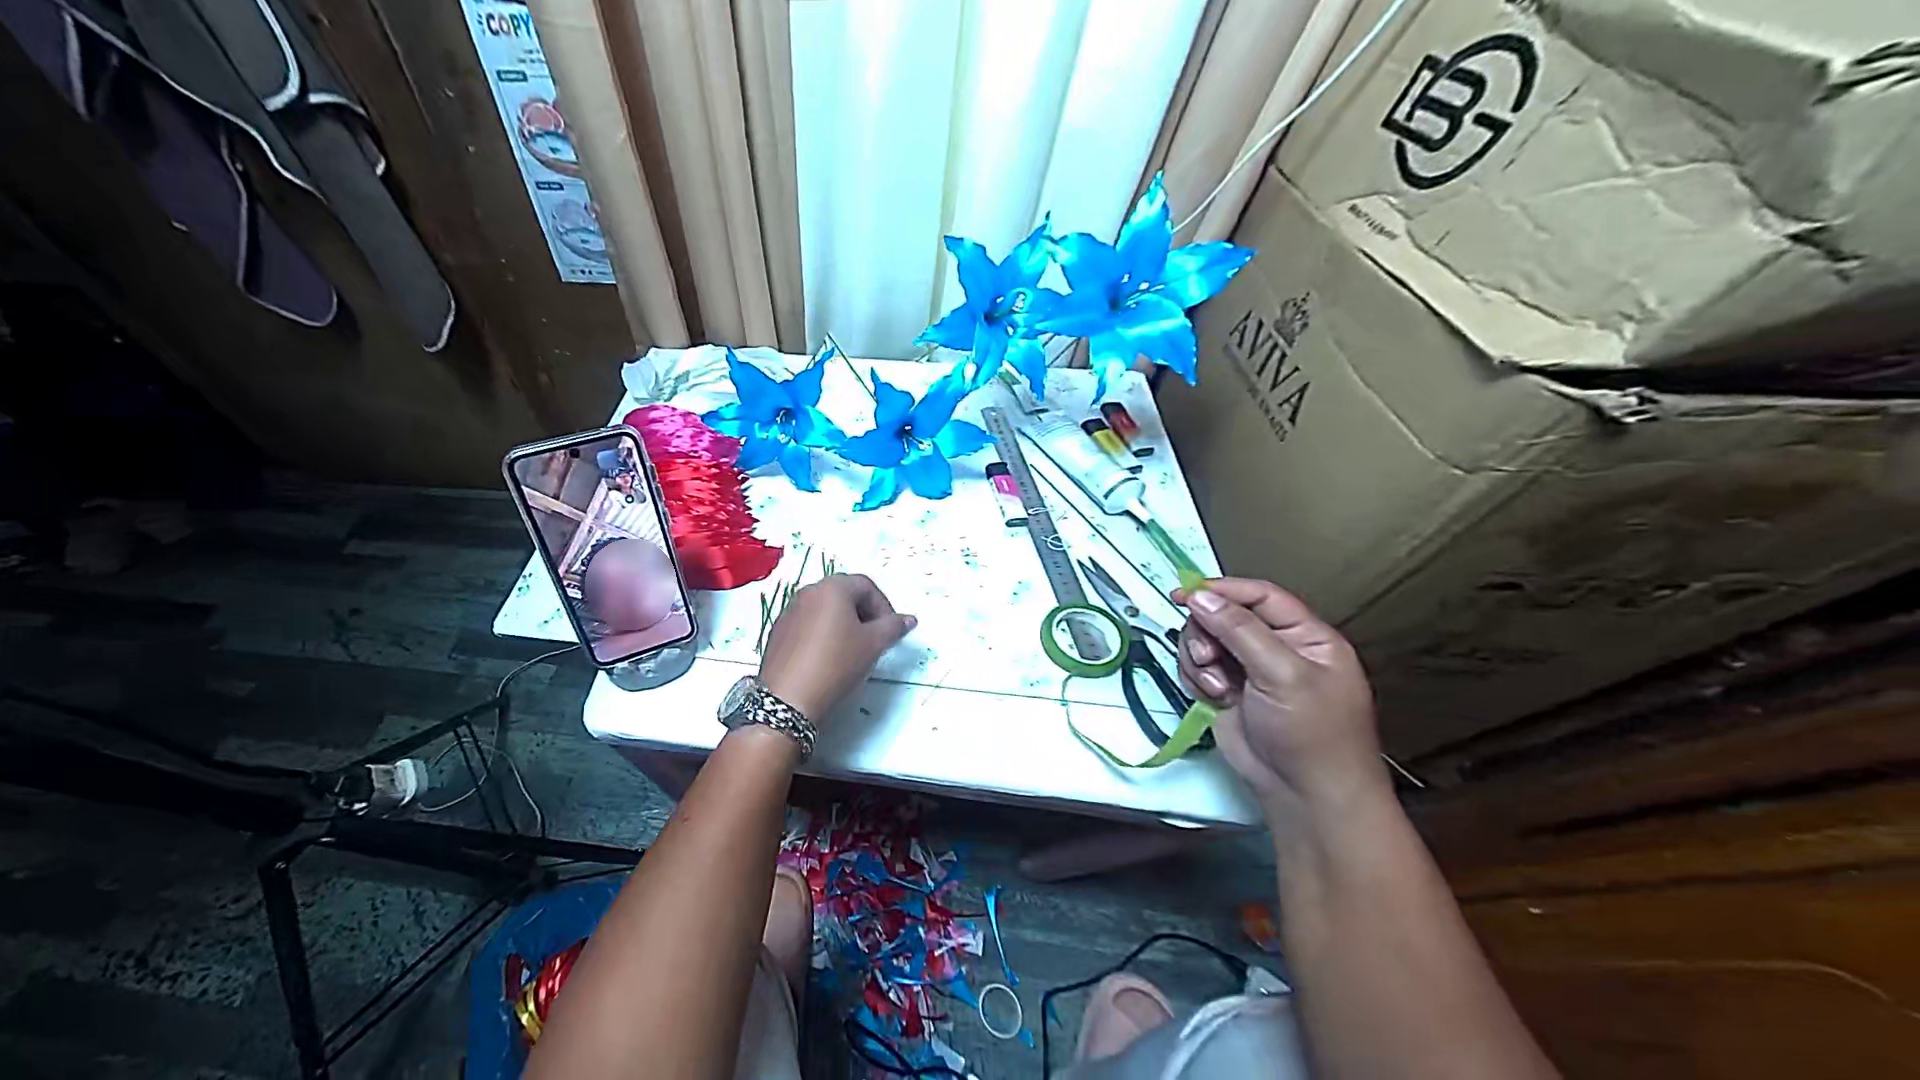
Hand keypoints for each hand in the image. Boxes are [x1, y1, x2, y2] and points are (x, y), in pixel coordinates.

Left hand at [758, 574, 915, 720]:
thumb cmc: (837, 663)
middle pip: (844, 594)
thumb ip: (893, 627)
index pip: (866, 586)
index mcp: (832, 588)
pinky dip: (824, 634)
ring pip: (825, 610)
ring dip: (844, 624)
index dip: (884, 606)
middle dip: (865, 613)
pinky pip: (808, 624)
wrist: (788, 699)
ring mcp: (789, 612)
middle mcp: (808, 592)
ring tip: (853, 650)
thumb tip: (909, 619)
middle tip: (875, 639)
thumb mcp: (873, 645)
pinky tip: (828, 659)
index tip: (891, 631)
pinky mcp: (778, 633)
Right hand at [1172, 578, 1388, 822]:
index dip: (1223, 591)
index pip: (1260, 597)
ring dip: (1200, 659)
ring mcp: (1249, 671)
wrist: (1304, 796)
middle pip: (1224, 616)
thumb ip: (1240, 630)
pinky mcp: (1226, 692)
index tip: (1186, 593)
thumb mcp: (1283, 673)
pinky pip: (1198, 668)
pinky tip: (1213, 697)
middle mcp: (1276, 647)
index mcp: (1305, 636)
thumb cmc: (1312, 733)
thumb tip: (1200, 596)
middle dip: (1207, 633)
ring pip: (1205, 641)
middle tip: (1206, 655)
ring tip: (1216, 685)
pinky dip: (1197, 678)